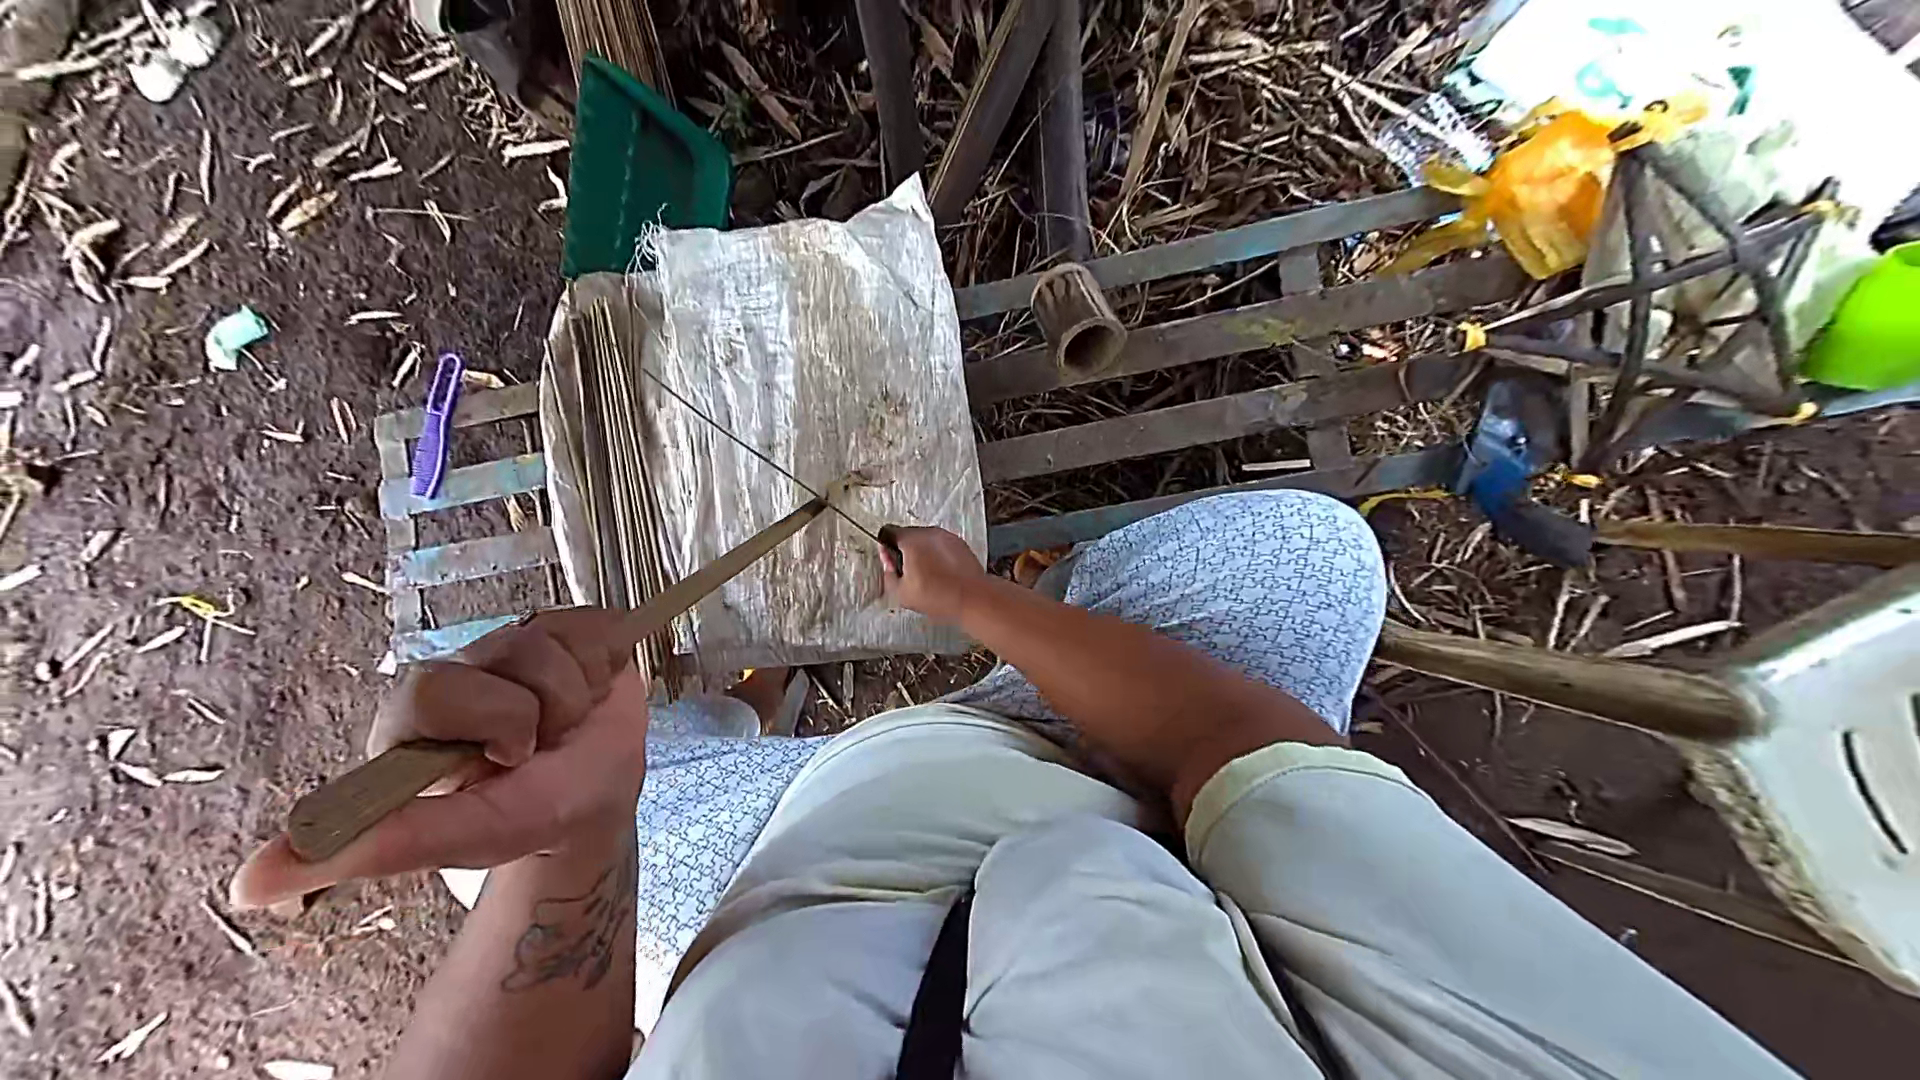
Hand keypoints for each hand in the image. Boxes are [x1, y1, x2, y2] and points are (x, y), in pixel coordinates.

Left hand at [228, 609, 650, 909]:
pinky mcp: (566, 629)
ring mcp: (517, 645)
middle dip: (550, 706)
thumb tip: (250, 884)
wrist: (603, 790)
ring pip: (557, 639)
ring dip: (582, 693)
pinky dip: (607, 662)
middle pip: (514, 651)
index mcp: (418, 717)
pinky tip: (596, 688)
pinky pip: (593, 625)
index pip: (442, 688)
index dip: (498, 720)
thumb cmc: (537, 813)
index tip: (514, 759)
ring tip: (573, 721)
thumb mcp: (470, 834)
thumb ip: (385, 844)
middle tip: (547, 742)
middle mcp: (463, 671)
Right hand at [879, 525, 986, 623]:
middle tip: (908, 572)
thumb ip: (888, 573)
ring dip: (922, 551)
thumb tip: (887, 562)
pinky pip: (941, 544)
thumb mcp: (901, 592)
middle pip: (908, 534)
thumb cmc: (939, 596)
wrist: (972, 597)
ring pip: (925, 539)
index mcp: (911, 540)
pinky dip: (938, 554)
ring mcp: (946, 536)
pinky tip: (940, 572)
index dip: (886, 547)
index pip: (888, 532)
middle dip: (905, 550)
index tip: (891, 560)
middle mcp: (929, 533)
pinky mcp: (959, 543)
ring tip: (927, 574)